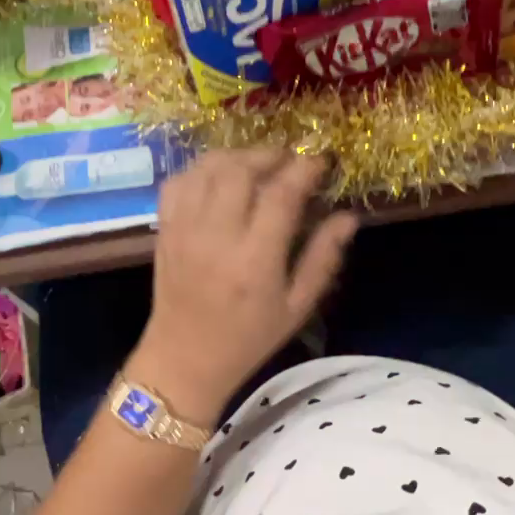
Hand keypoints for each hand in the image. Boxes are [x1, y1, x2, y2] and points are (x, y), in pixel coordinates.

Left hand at [124, 149, 358, 426]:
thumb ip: (323, 259)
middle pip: (240, 170)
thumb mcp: (297, 307)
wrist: (185, 358)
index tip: (322, 160)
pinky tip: (221, 178)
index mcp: (255, 261)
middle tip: (290, 160)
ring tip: (259, 164)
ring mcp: (185, 229)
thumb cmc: (249, 337)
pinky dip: (202, 169)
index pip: (281, 195)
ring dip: (238, 156)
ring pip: (208, 168)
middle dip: (270, 155)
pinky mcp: (164, 229)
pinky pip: (179, 181)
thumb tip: (349, 217)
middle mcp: (217, 237)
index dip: (305, 170)